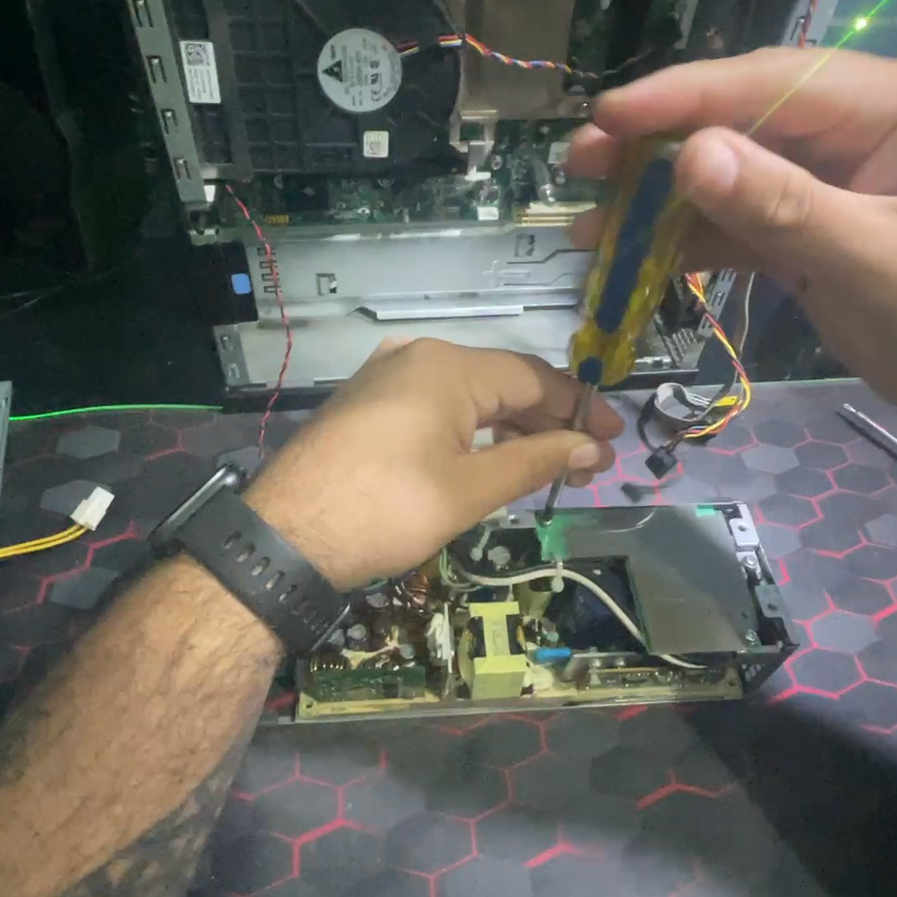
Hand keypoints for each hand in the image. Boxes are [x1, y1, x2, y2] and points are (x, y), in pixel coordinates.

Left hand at [244, 339, 622, 587]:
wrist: (283, 538)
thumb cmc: (386, 512)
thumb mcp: (469, 490)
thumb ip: (536, 461)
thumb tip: (593, 448)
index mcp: (448, 366)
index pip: (533, 377)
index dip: (579, 408)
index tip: (613, 438)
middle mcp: (418, 357)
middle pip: (502, 382)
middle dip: (549, 421)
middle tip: (589, 463)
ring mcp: (388, 377)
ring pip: (469, 395)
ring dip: (512, 428)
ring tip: (551, 465)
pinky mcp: (370, 404)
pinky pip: (437, 406)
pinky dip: (473, 431)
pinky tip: (494, 457)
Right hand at [566, 47, 896, 446]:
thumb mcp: (880, 261)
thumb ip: (784, 206)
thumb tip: (689, 154)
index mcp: (896, 106)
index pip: (771, 82)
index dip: (680, 99)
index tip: (604, 120)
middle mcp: (858, 133)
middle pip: (740, 125)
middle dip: (658, 147)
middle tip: (581, 165)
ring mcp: (834, 186)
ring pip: (732, 180)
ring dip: (662, 204)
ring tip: (591, 225)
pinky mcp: (817, 238)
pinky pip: (743, 228)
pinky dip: (693, 244)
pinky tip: (639, 257)